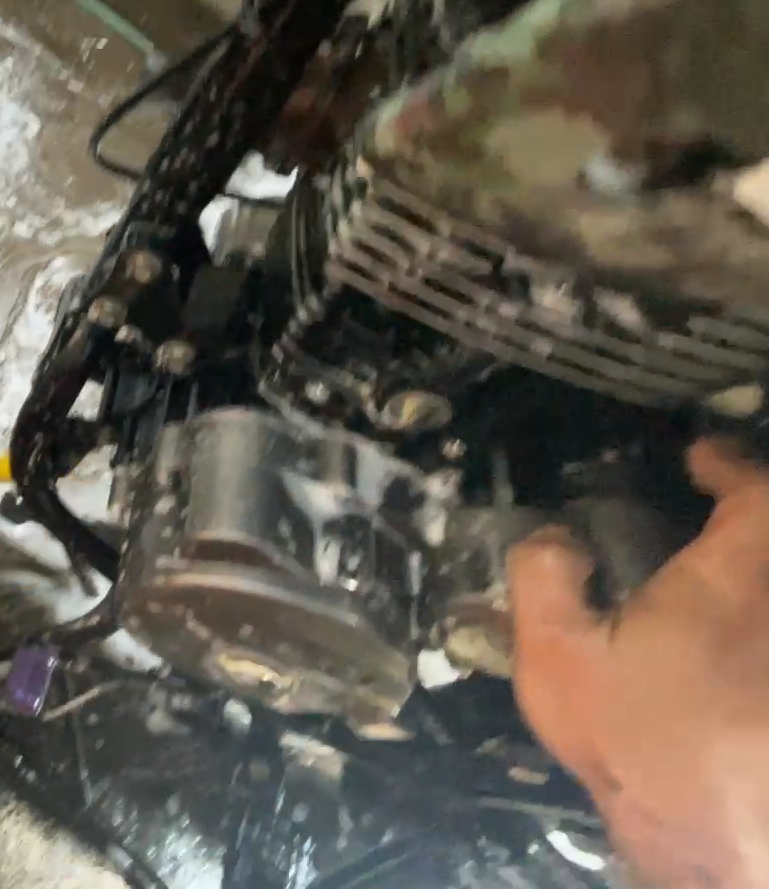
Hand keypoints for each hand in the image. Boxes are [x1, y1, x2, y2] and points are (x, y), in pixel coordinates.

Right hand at [509, 440, 768, 887]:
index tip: (701, 457)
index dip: (735, 469)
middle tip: (713, 497)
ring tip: (717, 550)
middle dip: (751, 511)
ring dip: (752, 557)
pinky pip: (767, 619)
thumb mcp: (554, 653)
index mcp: (726, 593)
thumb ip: (545, 579)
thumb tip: (554, 536)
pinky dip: (753, 599)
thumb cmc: (632, 735)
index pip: (760, 503)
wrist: (718, 833)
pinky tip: (720, 618)